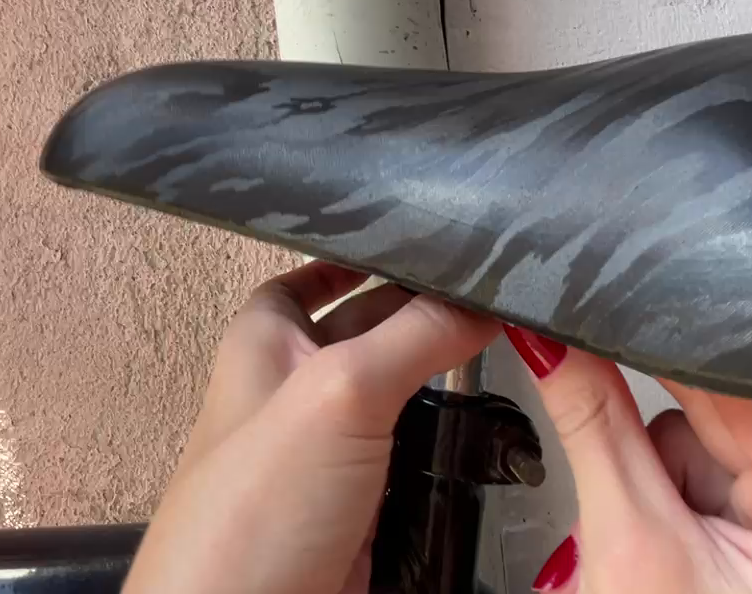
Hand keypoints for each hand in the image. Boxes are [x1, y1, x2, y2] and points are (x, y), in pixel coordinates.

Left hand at [125, 260, 500, 593]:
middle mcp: (298, 375)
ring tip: (505, 331)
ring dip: (444, 361)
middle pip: (377, 316)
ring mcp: (331, 436)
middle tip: (494, 285)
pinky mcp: (362, 491)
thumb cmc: (246, 517)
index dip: (380, 246)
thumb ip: (415, 333)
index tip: (440, 234)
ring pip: (402, 377)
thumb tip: (483, 294)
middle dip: (427, 301)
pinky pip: (414, 437)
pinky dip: (448, 421)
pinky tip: (484, 406)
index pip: (332, 264)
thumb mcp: (340, 392)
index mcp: (269, 332)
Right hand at [506, 329, 751, 593]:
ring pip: (733, 438)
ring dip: (677, 470)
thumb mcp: (635, 556)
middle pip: (742, 405)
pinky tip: (684, 547)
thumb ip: (593, 423)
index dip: (666, 336)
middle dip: (669, 434)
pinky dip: (695, 497)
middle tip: (644, 493)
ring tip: (665, 542)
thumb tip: (548, 339)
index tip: (602, 307)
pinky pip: (743, 477)